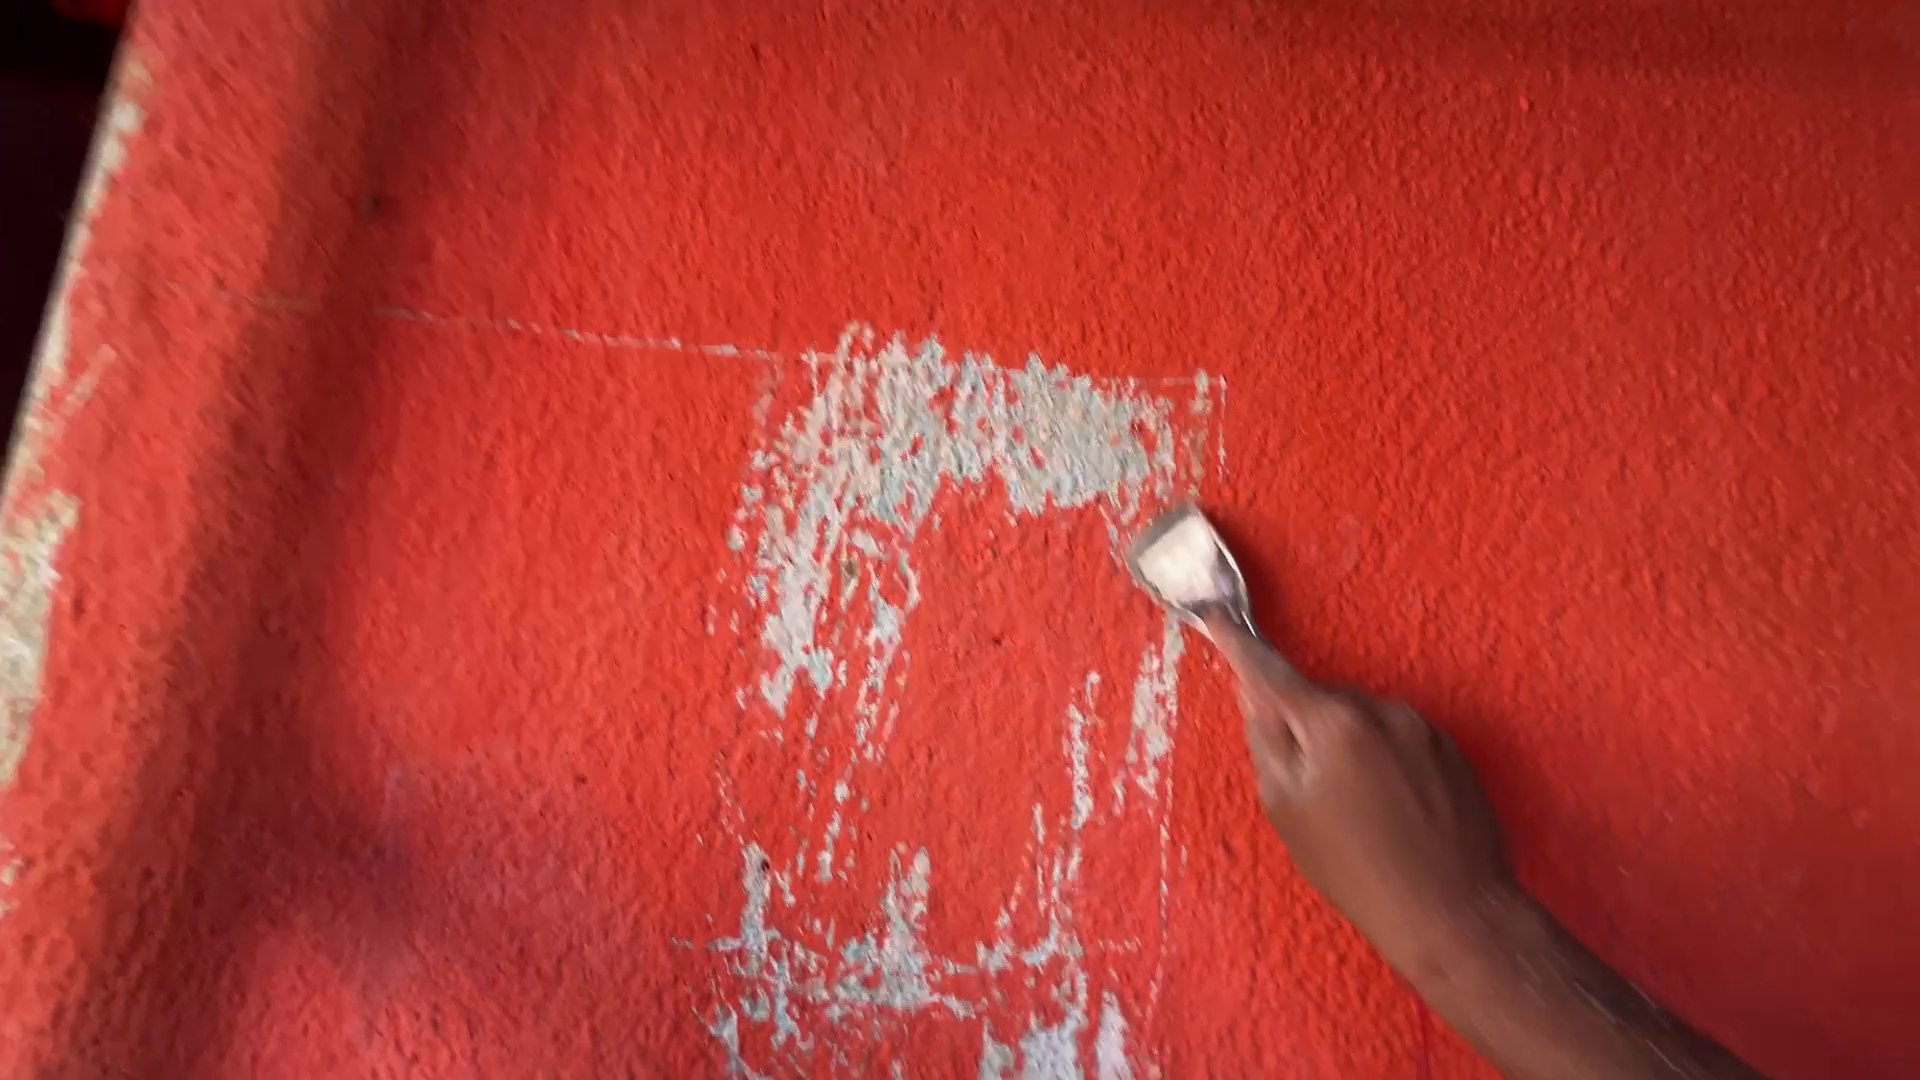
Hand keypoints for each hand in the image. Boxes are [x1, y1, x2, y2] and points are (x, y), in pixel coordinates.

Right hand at [1210, 621, 1514, 979]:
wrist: (1454, 914)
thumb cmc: (1353, 866)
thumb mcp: (1286, 806)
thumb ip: (1265, 739)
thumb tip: (1255, 694)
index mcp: (1331, 721)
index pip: (1270, 670)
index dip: (1237, 644)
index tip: (1213, 615)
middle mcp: (1378, 708)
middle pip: (1317, 699)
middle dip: (1303, 724)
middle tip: (1308, 784)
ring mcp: (1420, 725)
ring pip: (1357, 717)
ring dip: (1343, 741)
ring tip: (1358, 804)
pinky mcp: (1449, 747)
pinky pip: (1394, 734)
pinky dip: (1379, 754)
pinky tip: (1389, 804)